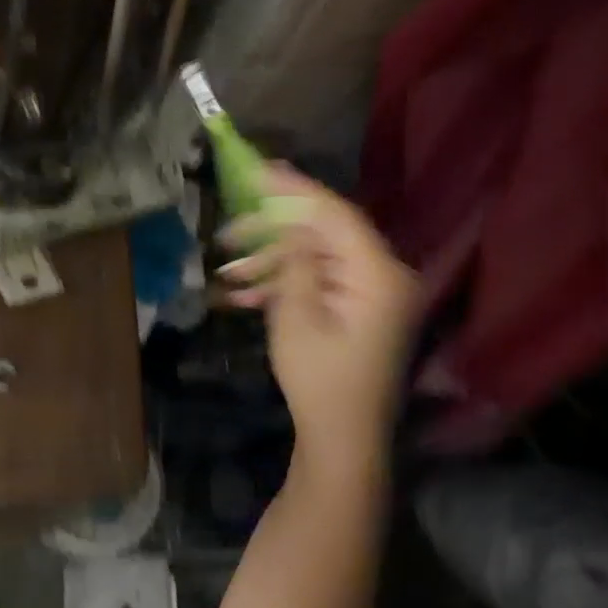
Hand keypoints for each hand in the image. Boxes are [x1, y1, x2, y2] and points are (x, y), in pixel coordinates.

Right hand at [218, 163, 419, 463]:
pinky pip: (319, 280)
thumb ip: (294, 261)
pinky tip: (243, 294)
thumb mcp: (296, 316)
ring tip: (226, 272)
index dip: (294, 190)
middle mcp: (382, 274)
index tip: (256, 170)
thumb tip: (288, 222)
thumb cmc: (319, 379)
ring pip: (314, 256)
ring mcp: (370, 292)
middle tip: (226, 234)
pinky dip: (284, 282)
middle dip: (270, 232)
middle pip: (322, 233)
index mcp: (377, 274)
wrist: (343, 437)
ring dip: (270, 261)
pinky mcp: (357, 308)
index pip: (334, 214)